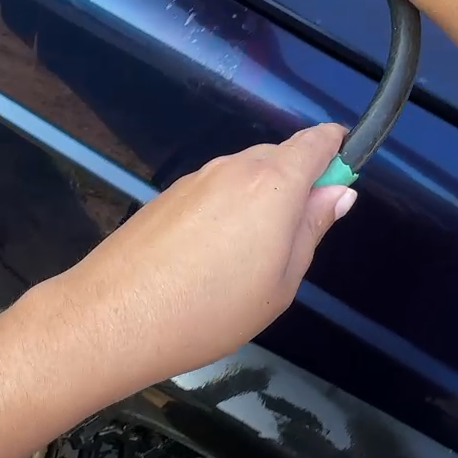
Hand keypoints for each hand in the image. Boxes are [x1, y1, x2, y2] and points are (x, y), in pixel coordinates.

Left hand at [38, 124, 356, 386]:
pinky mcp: (165, 195)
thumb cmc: (212, 309)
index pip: (315, 141)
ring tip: (246, 259)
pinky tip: (208, 257)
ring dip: (258, 198)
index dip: (336, 150)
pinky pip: (211, 190)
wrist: (114, 316)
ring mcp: (193, 178)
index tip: (342, 176)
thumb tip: (338, 191)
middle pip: (278, 156)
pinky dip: (224, 209)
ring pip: (242, 174)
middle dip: (296, 183)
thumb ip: (311, 229)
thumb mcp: (280, 282)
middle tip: (292, 240)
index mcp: (271, 183)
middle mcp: (232, 168)